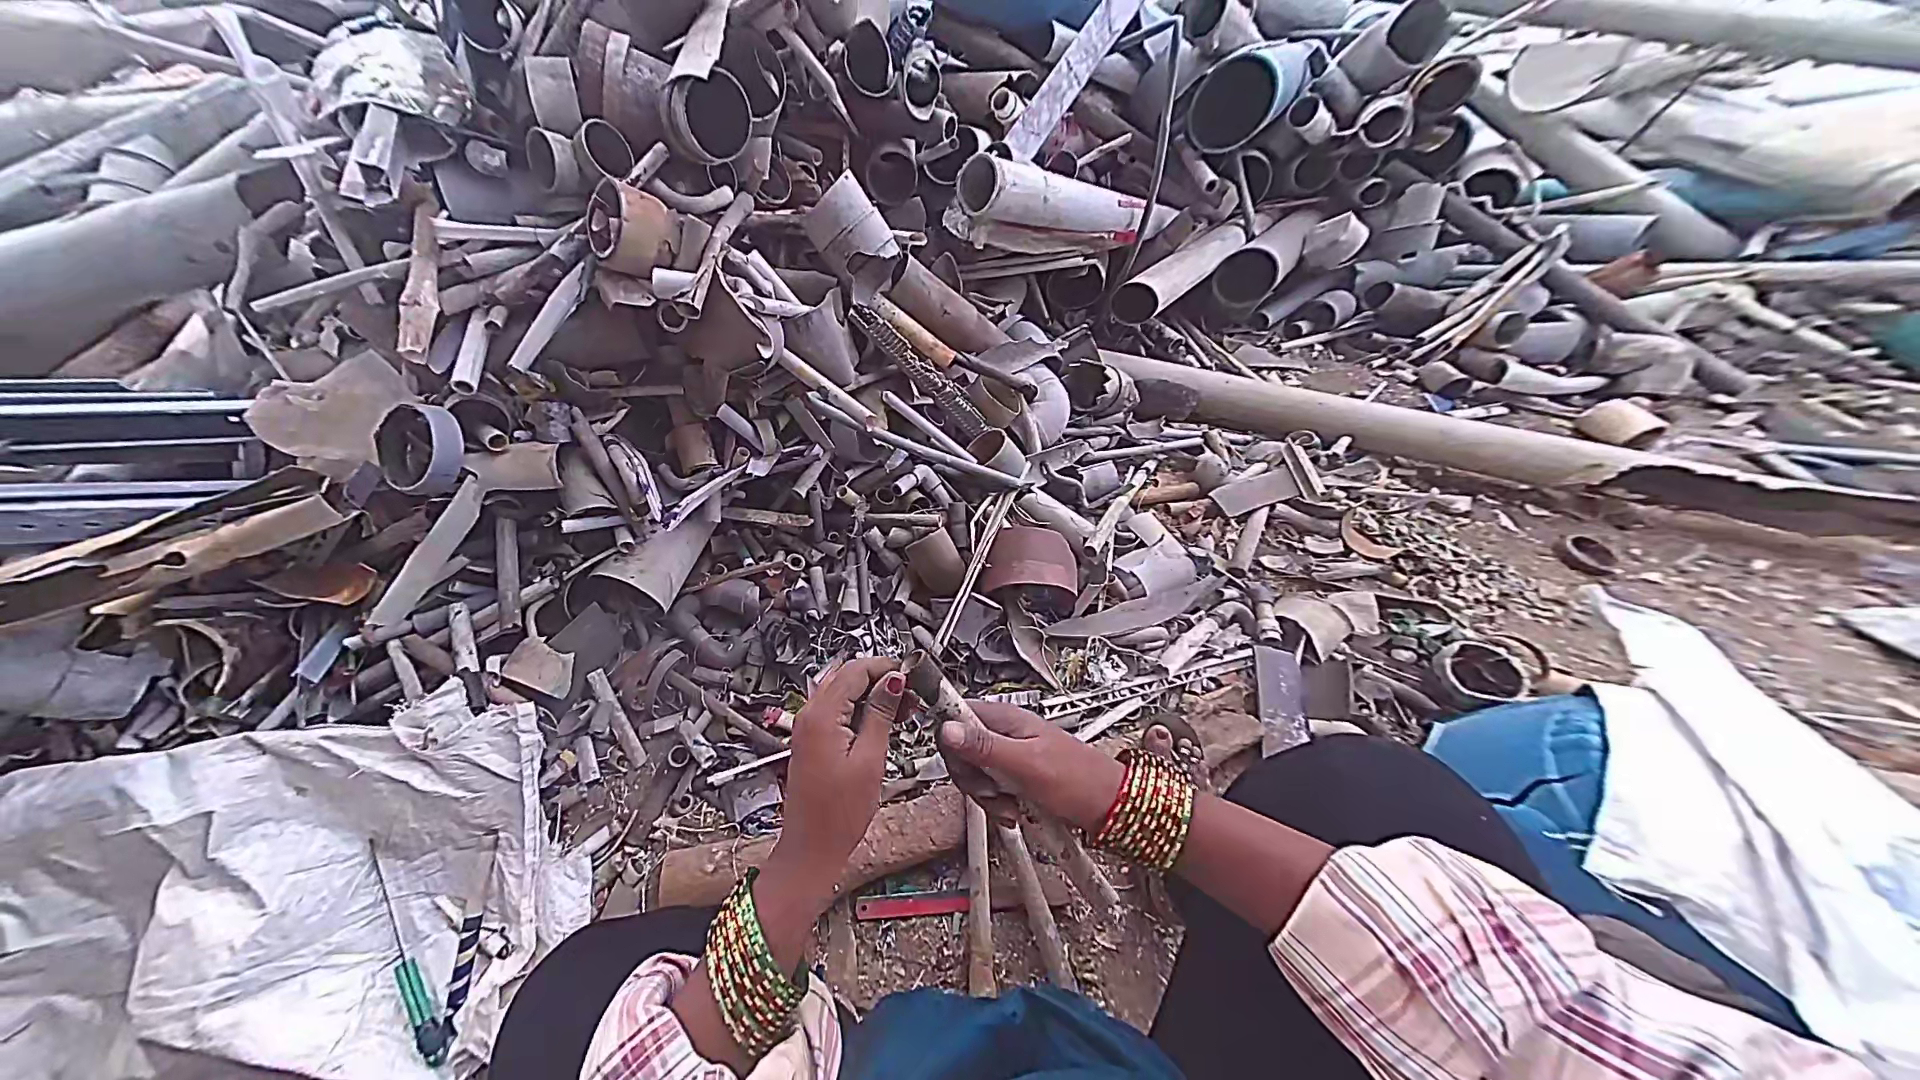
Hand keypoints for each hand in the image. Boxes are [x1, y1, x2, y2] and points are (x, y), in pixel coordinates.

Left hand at [762, 656, 909, 908]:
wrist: (812, 848)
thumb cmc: (837, 814)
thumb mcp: (870, 758)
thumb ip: (881, 713)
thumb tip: (894, 681)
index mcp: (821, 716)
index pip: (857, 669)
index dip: (887, 667)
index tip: (912, 675)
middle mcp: (810, 716)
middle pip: (849, 676)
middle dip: (883, 679)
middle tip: (912, 693)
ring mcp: (809, 728)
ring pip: (845, 692)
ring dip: (875, 694)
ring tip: (904, 709)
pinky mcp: (814, 740)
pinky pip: (839, 710)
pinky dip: (863, 710)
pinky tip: (884, 722)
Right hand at [934, 699, 1123, 832]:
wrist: (1109, 806)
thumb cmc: (1078, 780)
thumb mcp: (1026, 764)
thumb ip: (984, 747)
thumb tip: (948, 728)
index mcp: (1006, 718)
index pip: (956, 715)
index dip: (950, 739)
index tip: (958, 761)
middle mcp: (1004, 731)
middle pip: (960, 748)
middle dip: (971, 777)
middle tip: (991, 790)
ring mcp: (1009, 754)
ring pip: (973, 772)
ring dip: (985, 795)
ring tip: (1009, 803)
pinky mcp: (1014, 775)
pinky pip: (989, 788)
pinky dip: (996, 803)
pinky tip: (1013, 810)